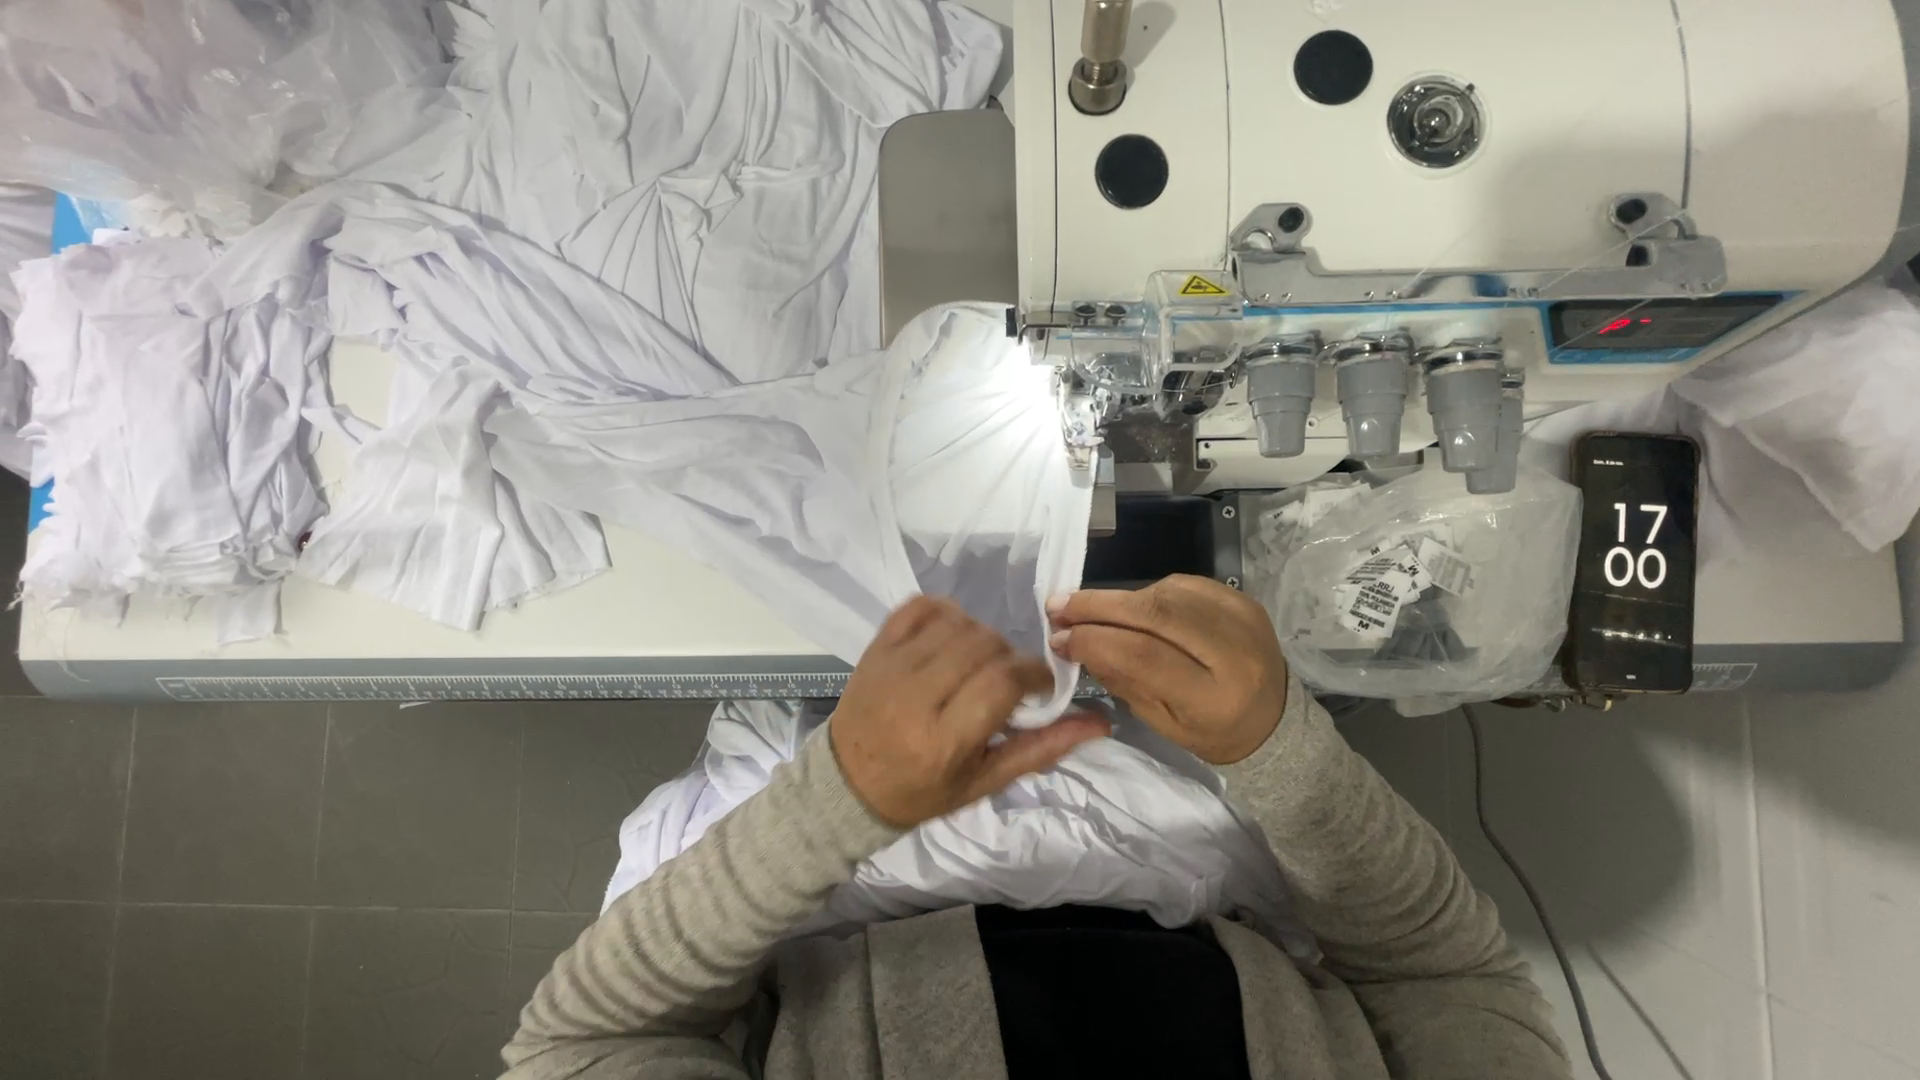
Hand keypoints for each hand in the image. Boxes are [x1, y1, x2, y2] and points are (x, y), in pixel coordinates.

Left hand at [831, 597, 1111, 828]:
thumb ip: (1041, 748)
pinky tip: (951, 637)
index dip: (1034, 675)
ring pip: (957, 622)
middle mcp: (916, 696)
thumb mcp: (985, 781)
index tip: (1039, 687)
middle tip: (1007, 681)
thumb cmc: (922, 791)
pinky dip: (945, 612)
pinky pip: (919, 607)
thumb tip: (1100, 722)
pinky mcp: (875, 648)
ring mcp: (891, 667)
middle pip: (984, 644)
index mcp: (945, 739)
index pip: (1003, 681)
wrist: (848, 786)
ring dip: (981, 636)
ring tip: (978, 664)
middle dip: (1009, 657)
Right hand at [1048, 575, 1287, 764]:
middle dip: (1099, 606)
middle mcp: (1234, 650)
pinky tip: (1131, 605)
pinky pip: (1182, 584)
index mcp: (1215, 697)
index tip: (1058, 638)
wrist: (1275, 718)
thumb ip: (1122, 680)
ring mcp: (1241, 617)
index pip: (1144, 656)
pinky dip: (1148, 592)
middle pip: (1155, 613)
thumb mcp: (1163, 723)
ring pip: (1165, 592)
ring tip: (1089, 609)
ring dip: (1120, 599)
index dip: (1094, 640)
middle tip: (1058, 607)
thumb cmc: (1213, 732)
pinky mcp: (1242, 599)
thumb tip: (1075, 642)